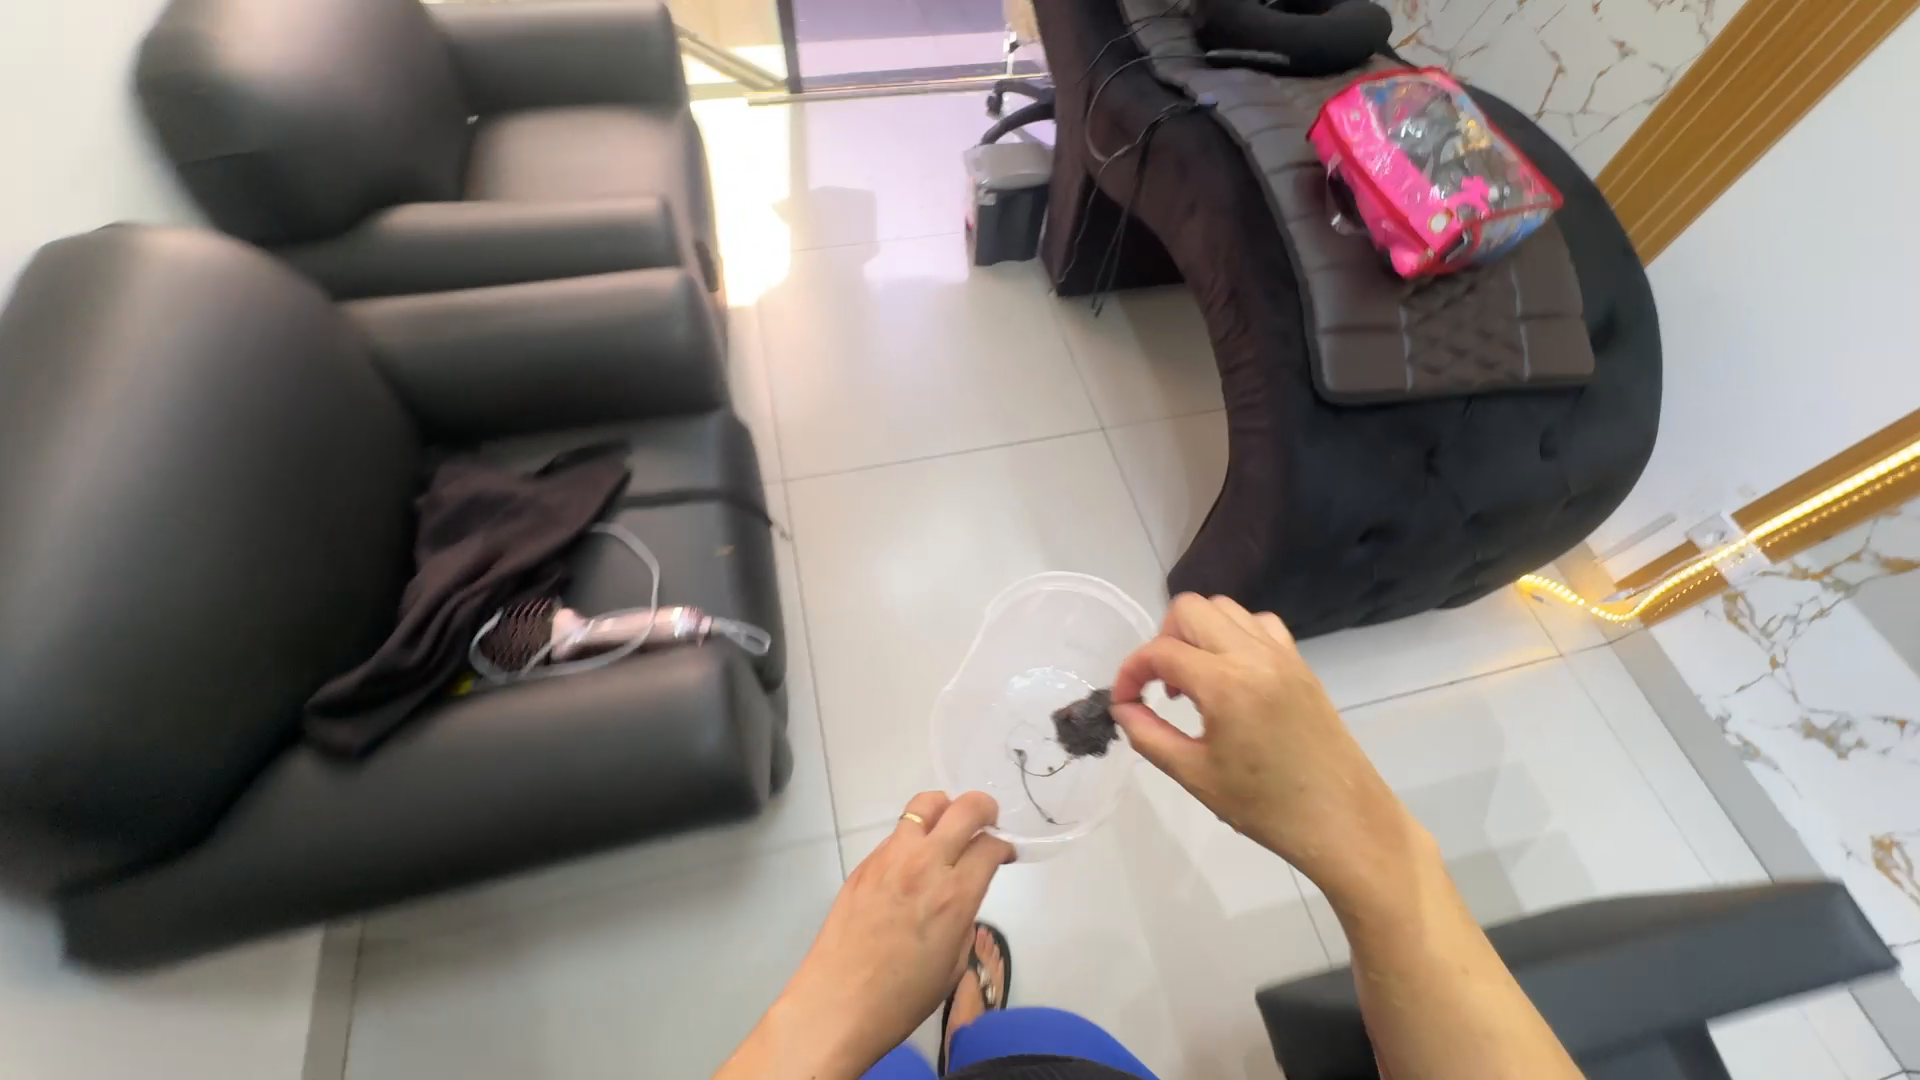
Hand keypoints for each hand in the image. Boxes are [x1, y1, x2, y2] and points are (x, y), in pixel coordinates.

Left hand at [720, 792, 1013, 1079]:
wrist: (837, 1003)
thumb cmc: (902, 998)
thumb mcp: (953, 963)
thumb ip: (964, 916)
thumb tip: (963, 892)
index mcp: (954, 895)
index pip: (989, 846)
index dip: (1004, 846)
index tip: (1004, 854)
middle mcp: (925, 864)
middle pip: (965, 808)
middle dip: (985, 809)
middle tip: (987, 823)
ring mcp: (892, 857)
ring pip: (926, 805)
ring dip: (946, 810)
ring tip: (947, 829)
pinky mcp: (866, 862)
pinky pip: (898, 833)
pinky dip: (914, 837)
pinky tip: (912, 864)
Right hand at [1111, 594, 1422, 905]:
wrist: (1346, 824)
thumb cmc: (1266, 808)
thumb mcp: (1194, 775)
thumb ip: (1148, 734)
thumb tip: (1122, 708)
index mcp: (1226, 684)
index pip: (1160, 652)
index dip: (1130, 672)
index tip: (1123, 700)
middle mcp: (1254, 655)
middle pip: (1189, 609)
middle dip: (1162, 640)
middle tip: (1160, 684)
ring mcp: (1282, 655)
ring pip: (1224, 608)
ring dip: (1197, 633)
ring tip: (1193, 679)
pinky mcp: (1301, 664)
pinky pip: (1259, 624)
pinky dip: (1233, 635)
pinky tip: (1231, 673)